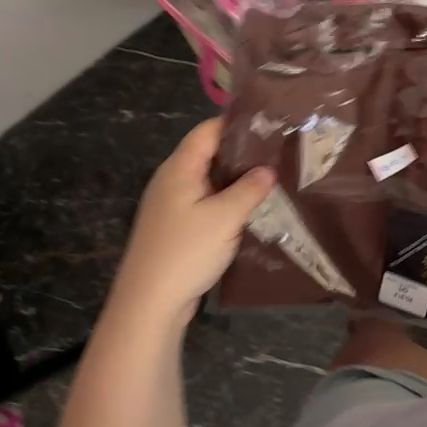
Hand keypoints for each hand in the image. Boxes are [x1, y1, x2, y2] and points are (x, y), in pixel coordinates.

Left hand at [111, 118, 274, 323]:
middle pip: (208, 153)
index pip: (208, 130)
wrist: (148, 303)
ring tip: (270, 178)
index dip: (237, 124)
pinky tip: (248, 209)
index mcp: (179, 168)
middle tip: (277, 152)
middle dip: (241, 152)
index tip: (269, 124)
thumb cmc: (186, 251)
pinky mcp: (175, 226)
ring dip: (235, 179)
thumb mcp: (226, 217)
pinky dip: (226, 200)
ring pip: (208, 180)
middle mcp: (171, 180)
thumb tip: (268, 170)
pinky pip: (204, 202)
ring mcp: (171, 204)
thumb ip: (249, 189)